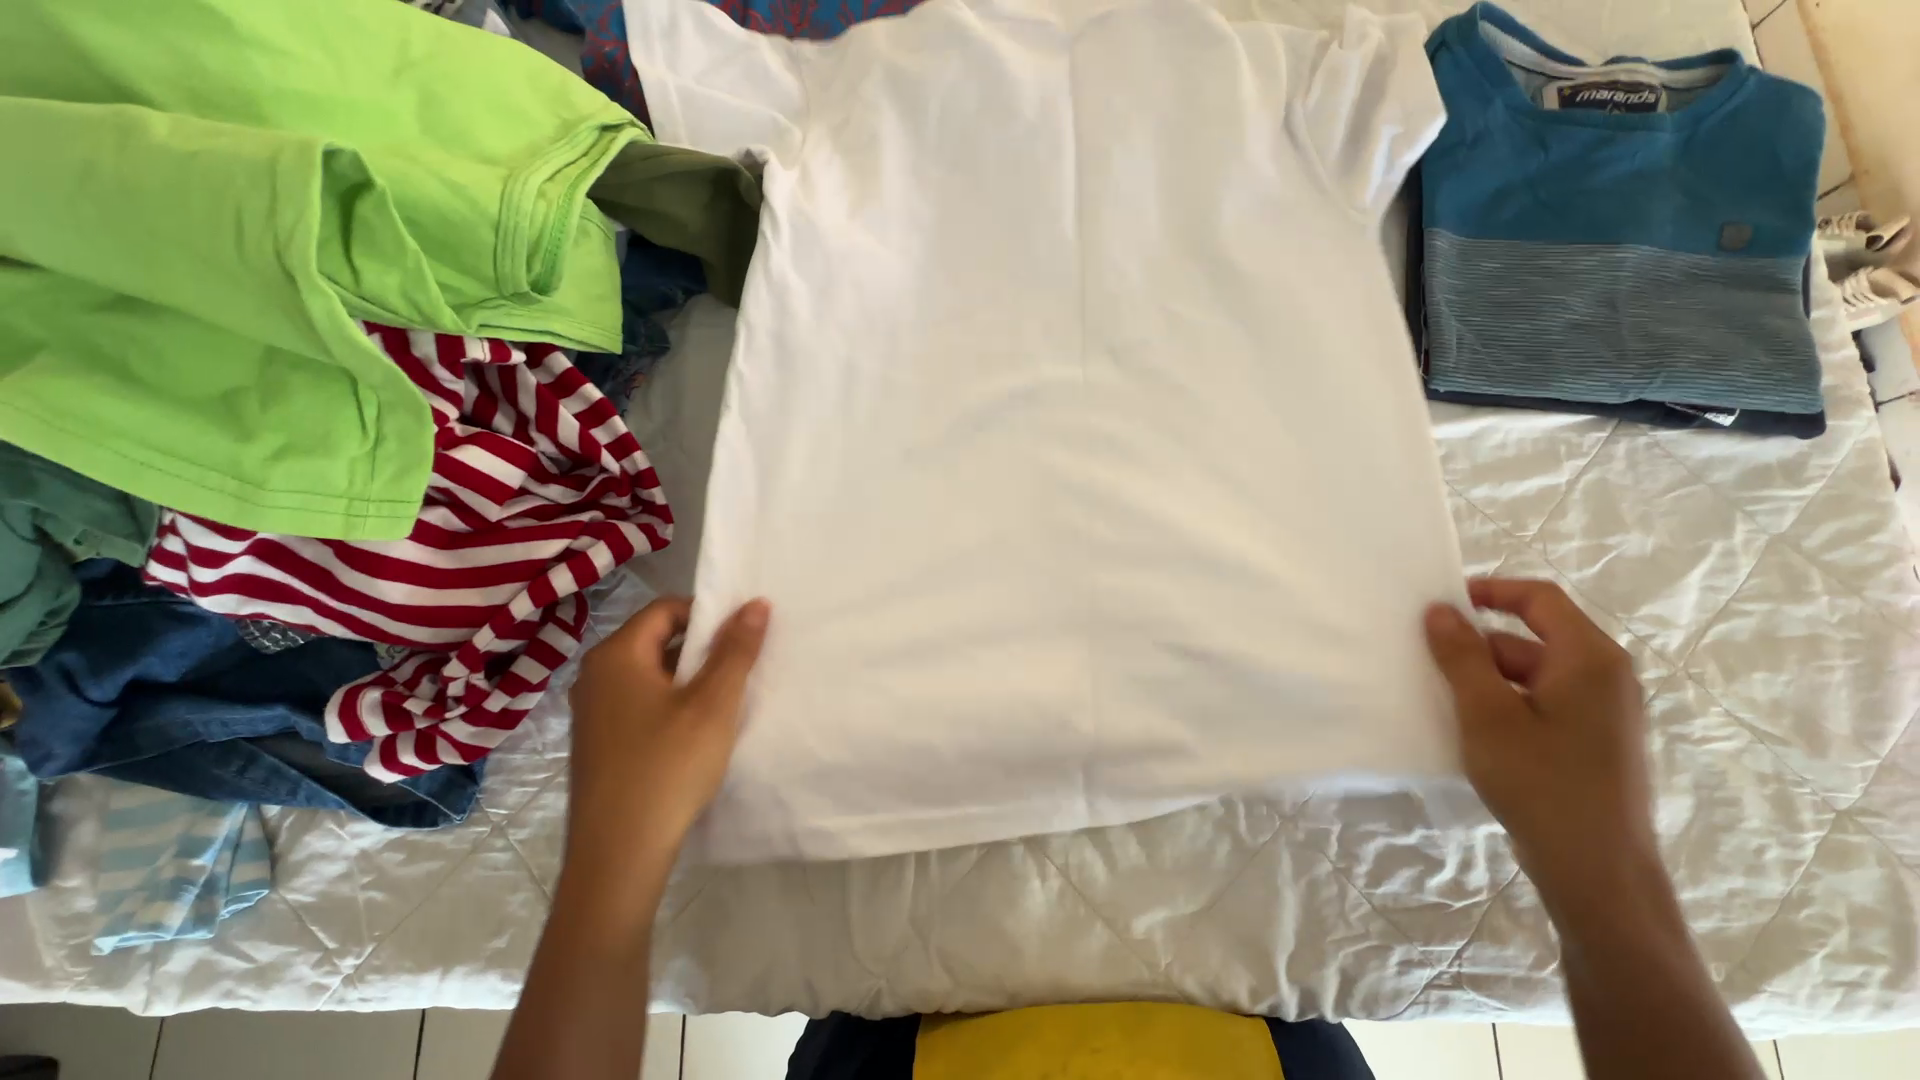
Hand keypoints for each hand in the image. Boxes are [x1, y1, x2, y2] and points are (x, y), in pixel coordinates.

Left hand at [564, 596, 770, 873]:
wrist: (618, 853)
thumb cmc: (667, 767)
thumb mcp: (713, 704)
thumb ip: (736, 650)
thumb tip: (755, 603)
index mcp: (615, 655)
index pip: (665, 609)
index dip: (707, 615)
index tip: (742, 639)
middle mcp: (594, 676)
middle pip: (655, 641)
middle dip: (700, 650)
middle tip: (739, 671)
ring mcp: (590, 713)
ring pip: (648, 677)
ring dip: (687, 682)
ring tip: (722, 705)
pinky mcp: (597, 745)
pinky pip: (637, 706)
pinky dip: (668, 708)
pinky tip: (693, 736)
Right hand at [1423, 578, 1654, 905]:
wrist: (1597, 870)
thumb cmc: (1541, 782)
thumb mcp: (1487, 714)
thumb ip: (1461, 656)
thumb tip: (1441, 610)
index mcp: (1591, 659)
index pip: (1539, 599)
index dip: (1490, 590)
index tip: (1442, 602)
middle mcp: (1607, 678)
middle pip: (1535, 637)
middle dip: (1479, 642)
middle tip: (1428, 656)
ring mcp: (1605, 713)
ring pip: (1535, 673)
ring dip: (1488, 676)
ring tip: (1441, 695)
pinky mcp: (1594, 744)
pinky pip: (1544, 703)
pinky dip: (1506, 703)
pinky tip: (1472, 728)